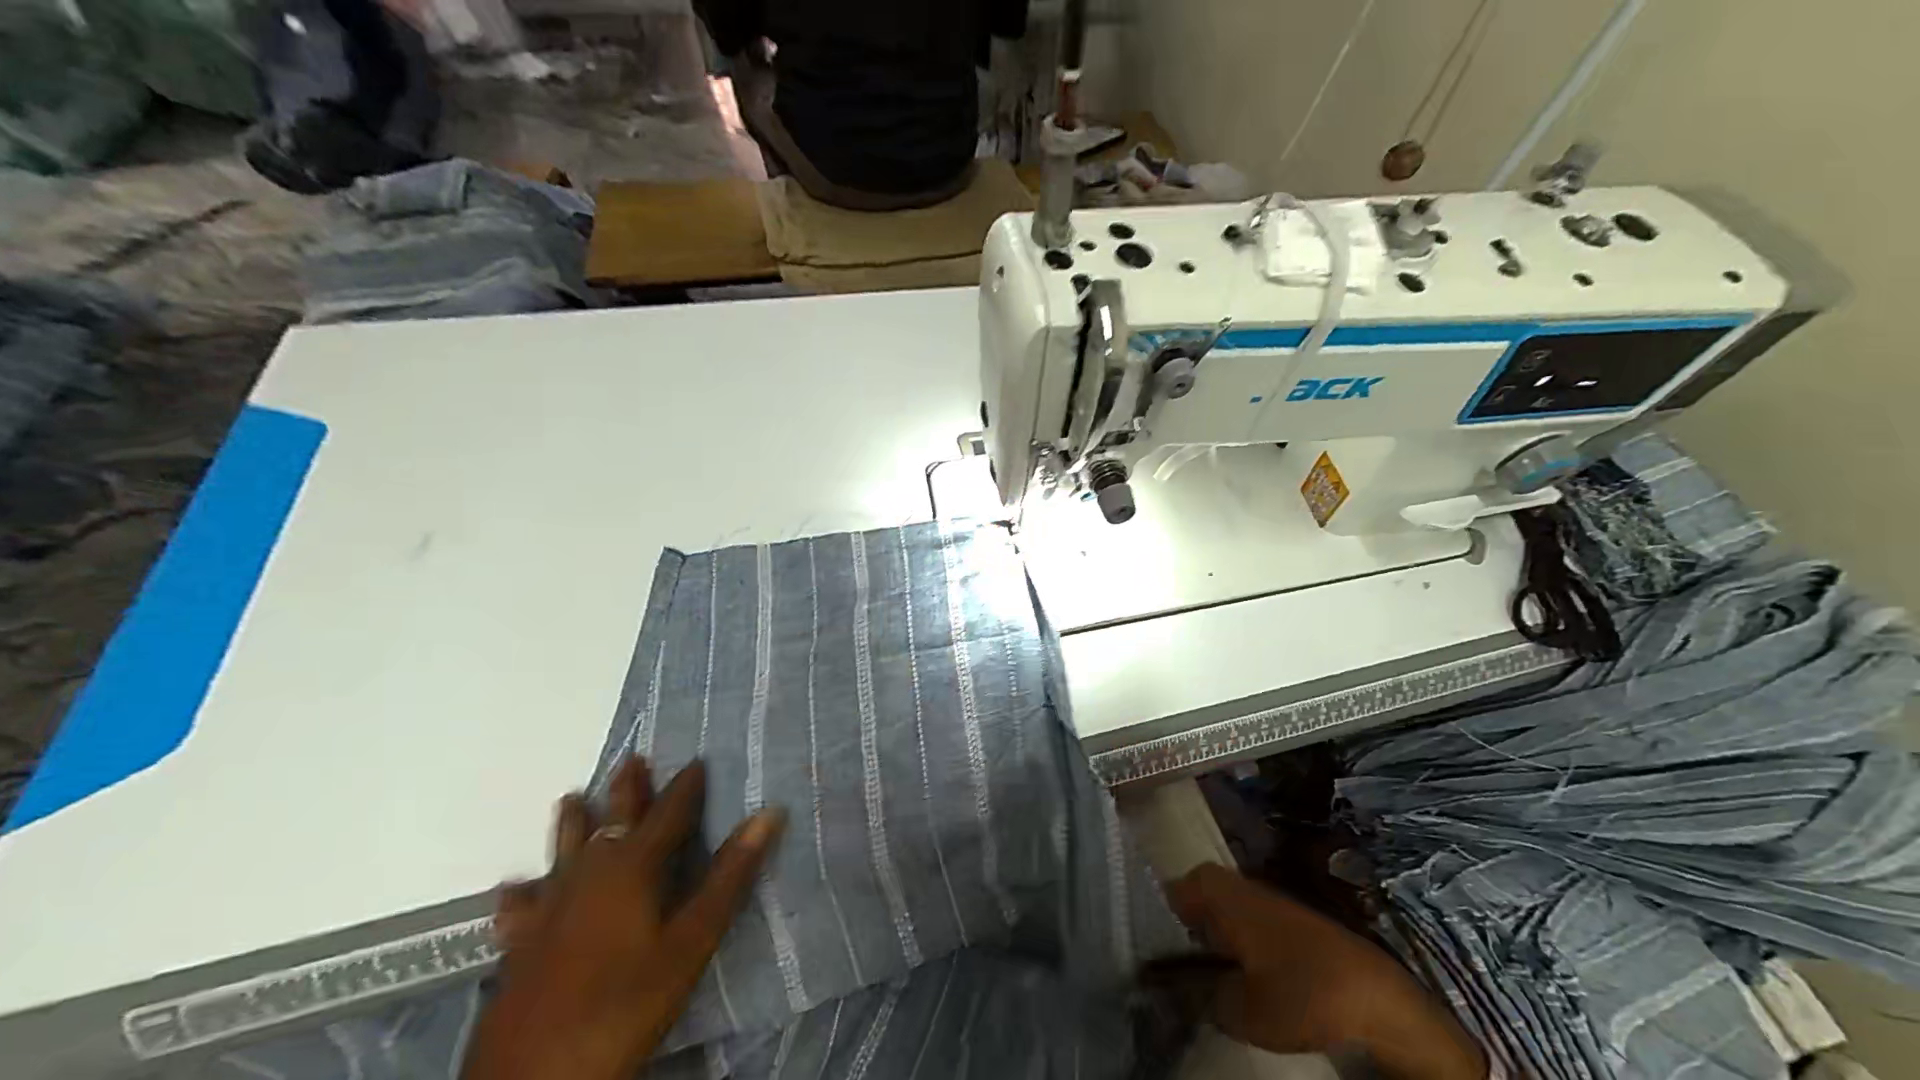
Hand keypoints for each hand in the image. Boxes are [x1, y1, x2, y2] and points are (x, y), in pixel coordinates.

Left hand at [462, 757, 785, 1079]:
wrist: (537, 1075)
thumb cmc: (628, 1002)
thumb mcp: (692, 942)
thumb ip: (728, 876)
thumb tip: (767, 814)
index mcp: (632, 867)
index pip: (668, 813)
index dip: (686, 787)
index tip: (698, 761)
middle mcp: (588, 873)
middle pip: (612, 820)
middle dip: (627, 790)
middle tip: (633, 759)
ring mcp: (548, 907)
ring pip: (563, 850)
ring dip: (575, 822)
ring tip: (575, 798)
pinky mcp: (519, 942)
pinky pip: (521, 904)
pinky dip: (524, 890)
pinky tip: (518, 889)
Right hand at [1168, 863, 1485, 1079]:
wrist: (1379, 1001)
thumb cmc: (1302, 992)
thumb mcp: (1244, 1011)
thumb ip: (1210, 999)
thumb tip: (1197, 993)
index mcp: (1225, 896)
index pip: (1181, 884)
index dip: (1164, 906)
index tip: (1155, 935)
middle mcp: (1247, 890)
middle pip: (1205, 894)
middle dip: (1191, 920)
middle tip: (1178, 954)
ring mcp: (1276, 905)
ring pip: (1231, 909)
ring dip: (1218, 933)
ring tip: (1209, 970)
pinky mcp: (1299, 926)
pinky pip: (1255, 925)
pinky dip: (1245, 944)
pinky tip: (1247, 975)